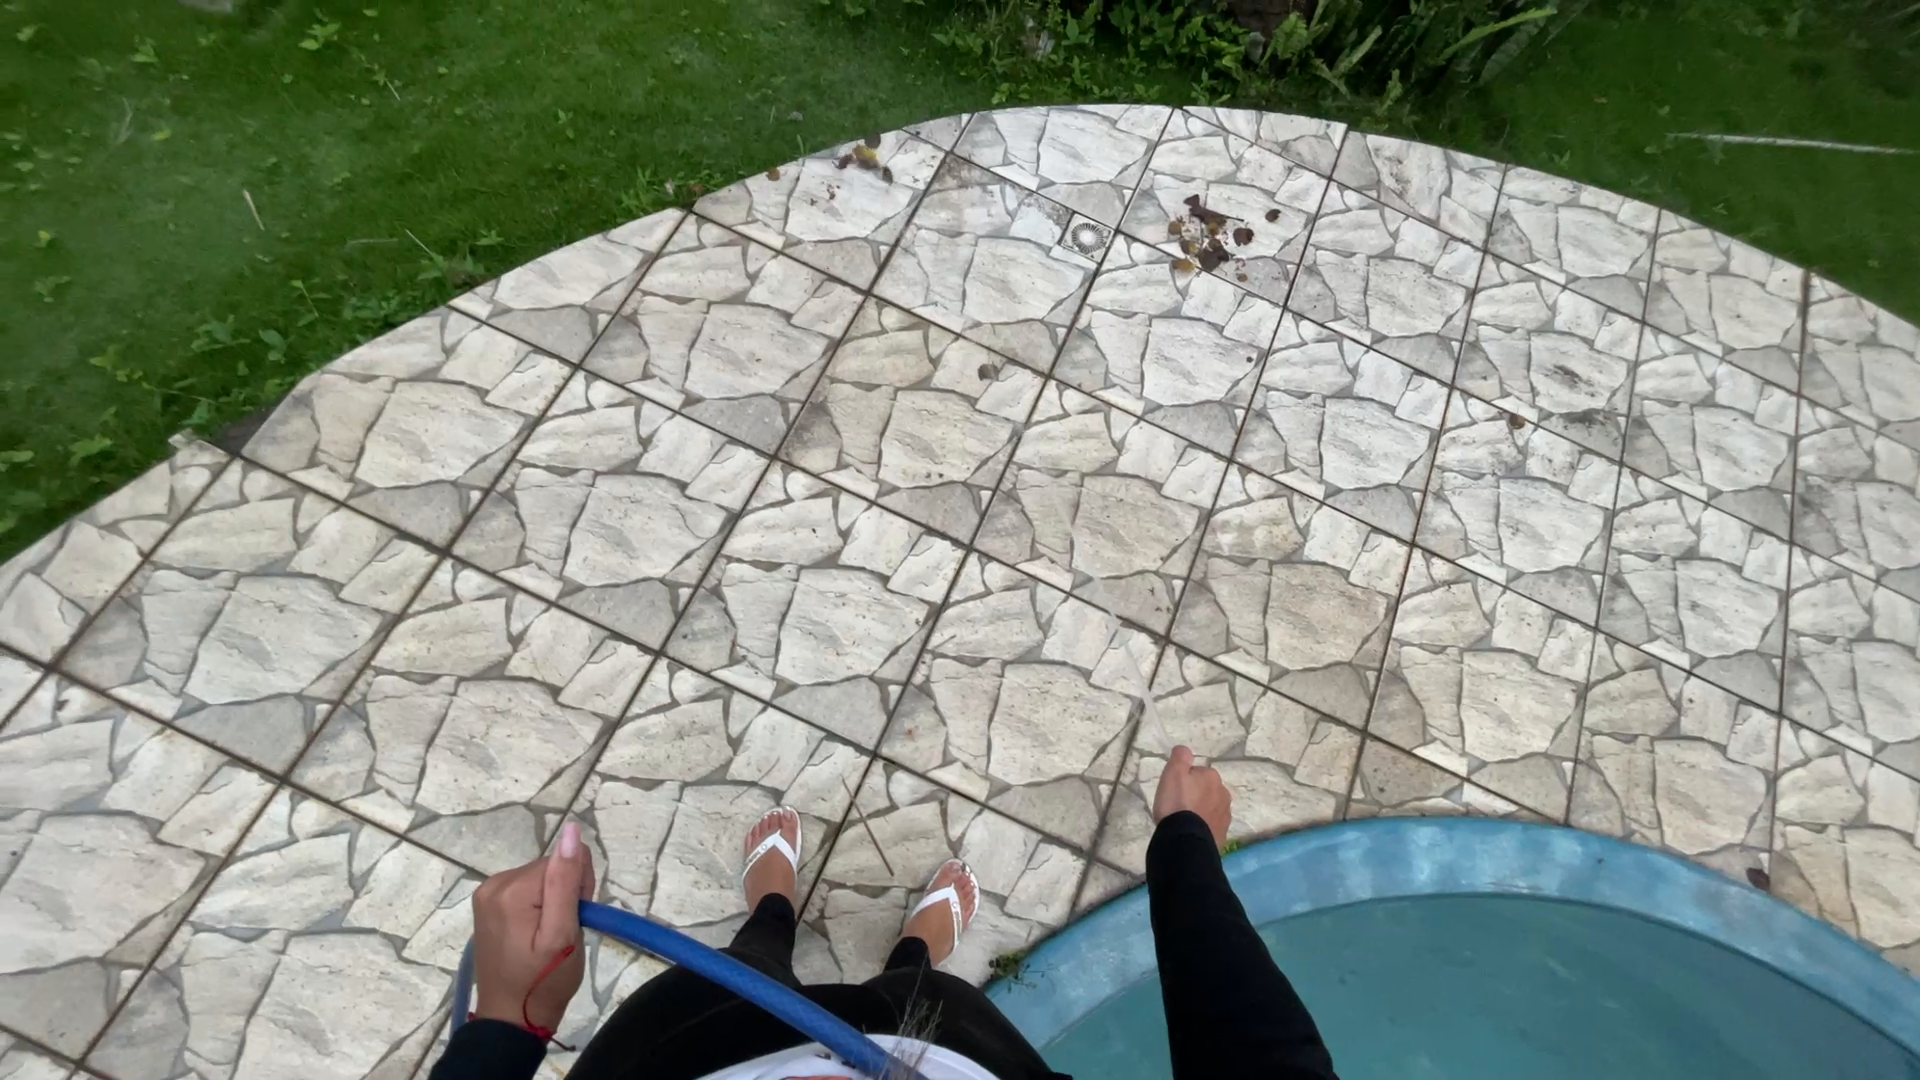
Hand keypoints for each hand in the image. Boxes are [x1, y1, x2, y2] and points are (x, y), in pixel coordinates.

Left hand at [471, 820, 595, 1033]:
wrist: (512, 1020)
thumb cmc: (544, 979)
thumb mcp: (563, 932)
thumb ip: (566, 879)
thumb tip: (572, 829)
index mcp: (512, 890)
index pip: (565, 859)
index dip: (579, 885)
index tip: (576, 915)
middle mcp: (494, 884)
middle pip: (553, 865)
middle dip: (568, 891)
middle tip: (566, 927)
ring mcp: (489, 894)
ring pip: (544, 875)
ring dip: (558, 898)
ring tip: (553, 932)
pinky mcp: (491, 904)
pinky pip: (531, 886)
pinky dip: (544, 903)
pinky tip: (540, 929)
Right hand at [1151, 745, 1231, 849]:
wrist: (1185, 840)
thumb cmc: (1177, 803)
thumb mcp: (1173, 773)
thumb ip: (1180, 756)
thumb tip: (1185, 750)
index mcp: (1212, 777)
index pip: (1197, 772)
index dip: (1184, 779)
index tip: (1174, 789)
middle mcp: (1223, 794)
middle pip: (1206, 789)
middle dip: (1195, 793)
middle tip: (1178, 803)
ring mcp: (1225, 815)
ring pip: (1210, 806)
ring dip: (1200, 809)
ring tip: (1184, 819)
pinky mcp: (1223, 834)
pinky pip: (1212, 823)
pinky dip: (1204, 824)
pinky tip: (1192, 830)